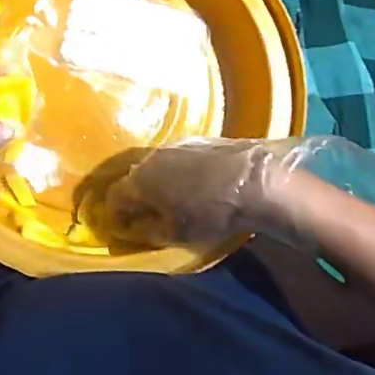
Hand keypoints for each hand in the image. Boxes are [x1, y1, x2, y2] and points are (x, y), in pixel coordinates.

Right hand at [100, 135, 374, 247]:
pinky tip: (188, 185)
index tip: (118, 227)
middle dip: (132, 196)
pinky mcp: (197, 141)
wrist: (260, 182)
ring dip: (154, 182)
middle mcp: (151, 157)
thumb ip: (148, 230)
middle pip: (133, 177)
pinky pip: (174, 159)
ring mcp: (174, 146)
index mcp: (141, 180)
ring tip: (165, 200)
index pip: (115, 196)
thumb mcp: (178, 233)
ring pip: (154, 165)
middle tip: (139, 214)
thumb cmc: (215, 213)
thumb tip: (128, 228)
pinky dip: (173, 173)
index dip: (114, 214)